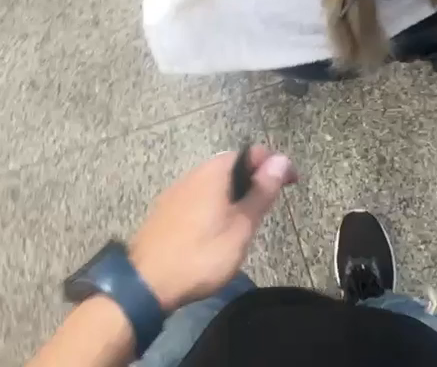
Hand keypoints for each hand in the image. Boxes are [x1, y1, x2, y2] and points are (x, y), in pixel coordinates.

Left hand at [129, 146, 296, 310]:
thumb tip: (281, 159)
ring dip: (234, 193)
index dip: (276, 165)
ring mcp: (178, 189)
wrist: (145, 284)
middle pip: (234, 165)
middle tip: (267, 206)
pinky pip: (200, 196)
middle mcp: (196, 171)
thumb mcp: (241, 227)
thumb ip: (261, 192)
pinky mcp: (167, 208)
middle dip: (254, 179)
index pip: (254, 152)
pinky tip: (216, 229)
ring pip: (216, 182)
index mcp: (216, 171)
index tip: (291, 185)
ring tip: (245, 221)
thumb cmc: (201, 254)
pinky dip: (216, 204)